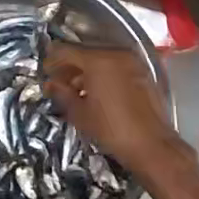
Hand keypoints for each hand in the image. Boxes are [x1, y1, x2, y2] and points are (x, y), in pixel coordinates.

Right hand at [43, 42, 183, 177]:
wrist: (153, 147)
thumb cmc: (112, 130)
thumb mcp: (79, 113)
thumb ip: (62, 93)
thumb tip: (52, 84)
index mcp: (98, 60)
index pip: (66, 51)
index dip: (52, 61)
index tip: (45, 74)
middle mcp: (116, 54)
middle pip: (84, 53)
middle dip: (69, 67)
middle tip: (58, 84)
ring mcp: (133, 63)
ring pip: (101, 59)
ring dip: (86, 72)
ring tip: (76, 91)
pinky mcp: (143, 74)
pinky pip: (116, 67)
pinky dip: (104, 75)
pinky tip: (97, 94)